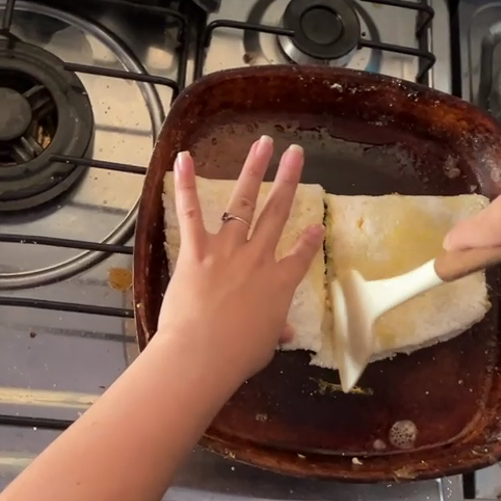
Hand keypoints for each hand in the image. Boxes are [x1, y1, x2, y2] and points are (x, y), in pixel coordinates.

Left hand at [154, 136, 323, 389]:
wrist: (204, 354)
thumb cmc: (237, 356)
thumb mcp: (264, 345)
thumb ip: (274, 331)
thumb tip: (285, 333)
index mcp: (279, 284)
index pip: (300, 257)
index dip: (309, 241)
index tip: (316, 226)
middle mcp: (258, 259)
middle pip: (277, 214)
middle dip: (288, 181)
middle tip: (296, 154)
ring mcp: (227, 251)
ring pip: (243, 203)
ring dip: (253, 170)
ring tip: (263, 145)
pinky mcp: (196, 250)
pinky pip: (191, 212)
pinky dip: (186, 184)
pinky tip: (184, 158)